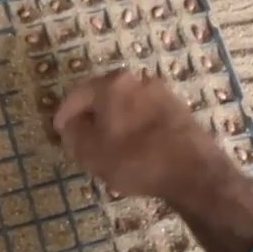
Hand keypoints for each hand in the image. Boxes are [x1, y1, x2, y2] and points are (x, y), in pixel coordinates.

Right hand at [55, 71, 252, 251]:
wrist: (194, 172)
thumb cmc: (135, 160)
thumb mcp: (92, 153)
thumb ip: (74, 135)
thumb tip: (72, 124)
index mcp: (111, 84)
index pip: (77, 95)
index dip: (64, 115)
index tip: (58, 131)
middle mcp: (136, 80)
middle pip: (103, 96)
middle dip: (90, 115)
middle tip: (80, 136)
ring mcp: (161, 92)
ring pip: (126, 104)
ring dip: (113, 121)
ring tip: (106, 144)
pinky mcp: (178, 108)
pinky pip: (145, 114)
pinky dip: (133, 126)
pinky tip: (132, 147)